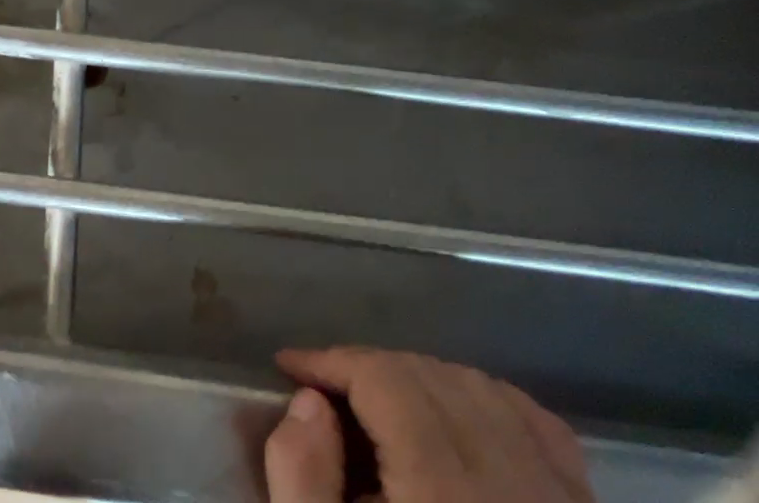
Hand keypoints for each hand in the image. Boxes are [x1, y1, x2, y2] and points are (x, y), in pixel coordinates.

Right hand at [265, 348, 592, 502]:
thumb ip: (301, 472)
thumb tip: (309, 401)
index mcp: (444, 493)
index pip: (386, 381)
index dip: (330, 359)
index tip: (288, 366)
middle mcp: (514, 485)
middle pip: (432, 377)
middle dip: (367, 365)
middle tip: (322, 385)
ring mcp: (559, 500)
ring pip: (487, 391)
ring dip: (421, 377)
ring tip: (376, 397)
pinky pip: (542, 427)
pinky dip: (488, 400)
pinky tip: (452, 413)